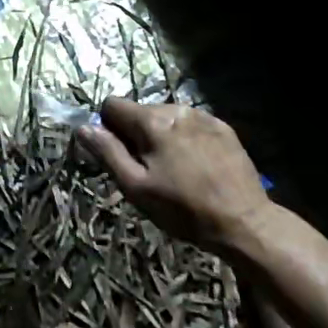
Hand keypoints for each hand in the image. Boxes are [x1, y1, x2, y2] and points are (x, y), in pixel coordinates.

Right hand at [75, 99, 270, 251]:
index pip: (112, 105)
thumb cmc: (183, 209)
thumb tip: (83, 128)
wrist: (244, 221)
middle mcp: (175, 108)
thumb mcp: (136, 187)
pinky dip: (185, 138)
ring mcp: (202, 115)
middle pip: (140, 111)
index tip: (121, 156)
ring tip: (175, 170)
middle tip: (149, 170)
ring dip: (162, 136)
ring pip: (166, 117)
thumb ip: (108, 153)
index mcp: (151, 121)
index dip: (109, 129)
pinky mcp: (222, 127)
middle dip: (137, 134)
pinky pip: (190, 124)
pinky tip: (196, 165)